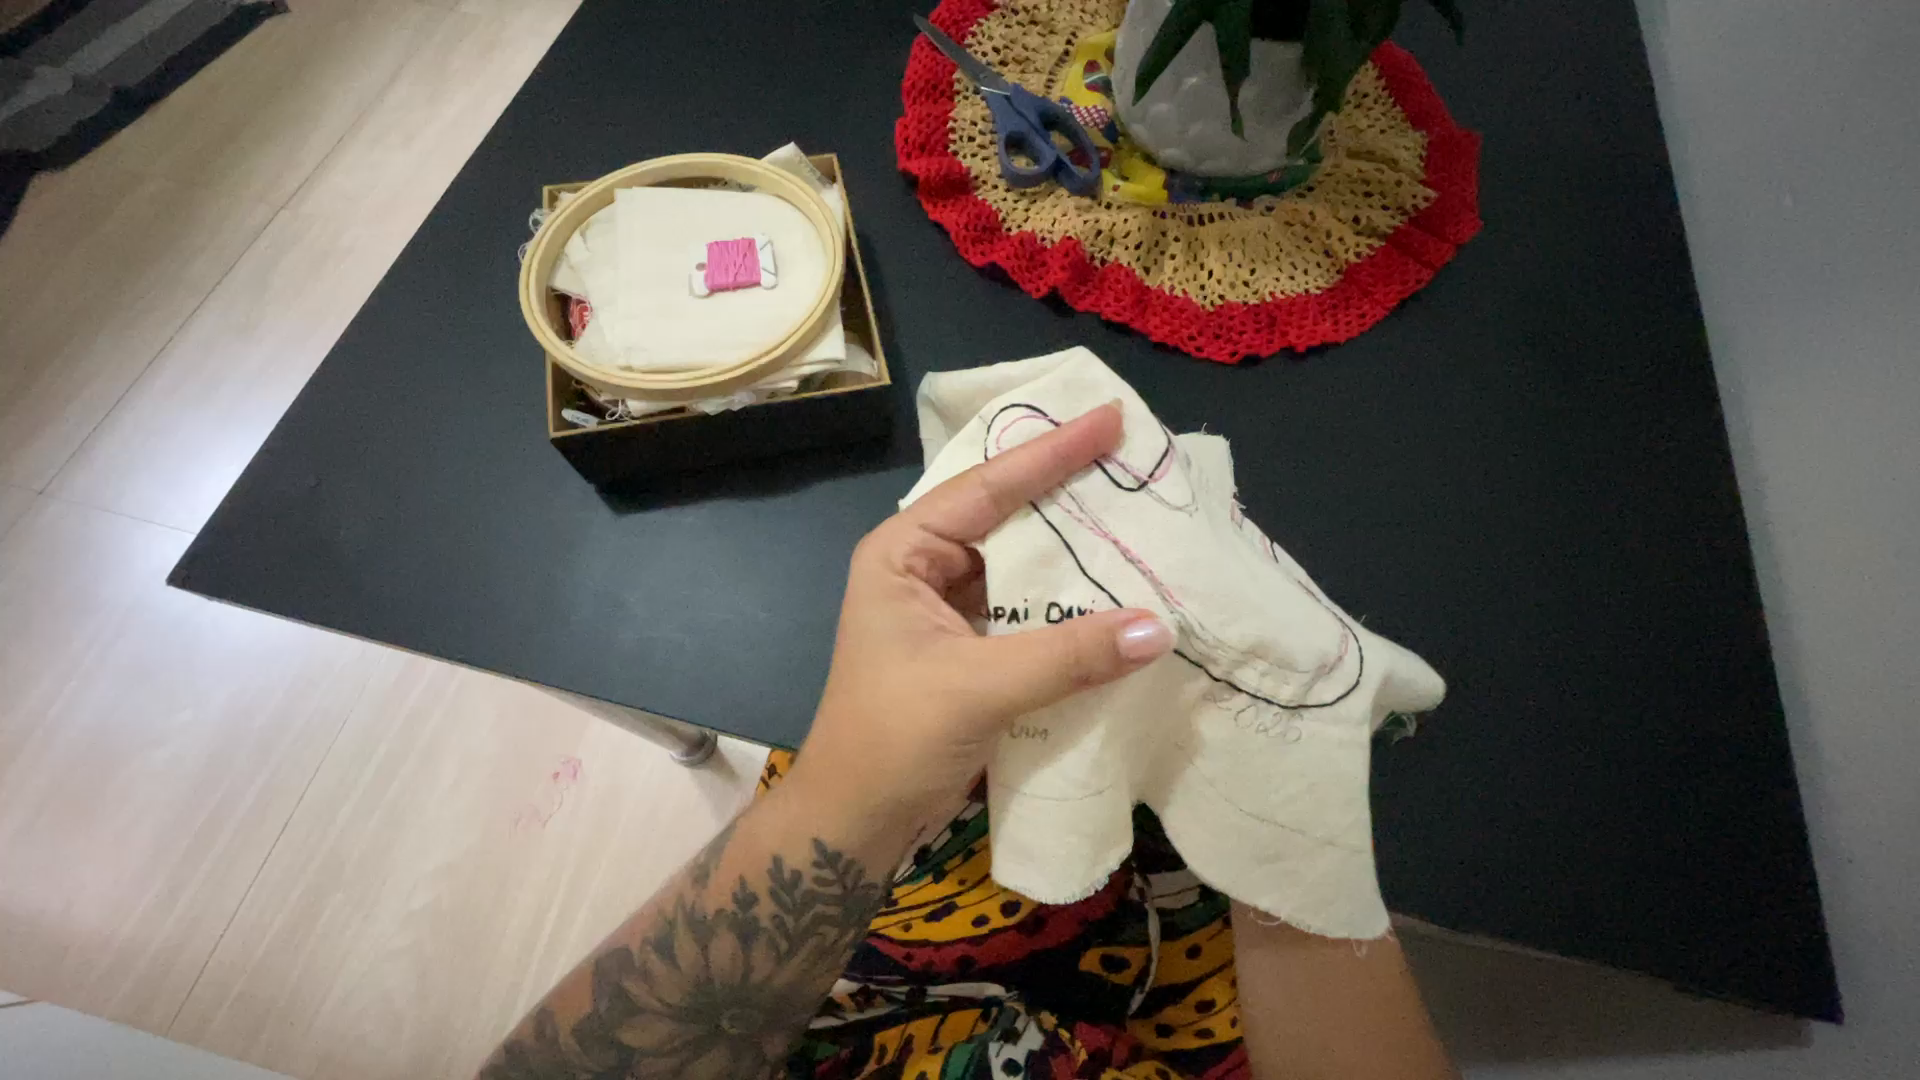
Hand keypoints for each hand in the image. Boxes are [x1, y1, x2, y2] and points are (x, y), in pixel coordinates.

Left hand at [788, 403, 1175, 833]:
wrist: (857, 819)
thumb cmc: (893, 740)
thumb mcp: (977, 689)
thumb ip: (1066, 656)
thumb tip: (1159, 627)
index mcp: (903, 553)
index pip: (985, 487)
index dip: (1050, 452)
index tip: (1109, 418)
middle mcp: (923, 568)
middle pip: (1005, 516)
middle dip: (1066, 493)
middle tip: (1133, 463)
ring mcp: (946, 608)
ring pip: (1019, 564)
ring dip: (1072, 551)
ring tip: (1138, 519)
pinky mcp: (969, 647)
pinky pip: (1026, 608)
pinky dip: (1066, 601)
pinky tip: (1114, 590)